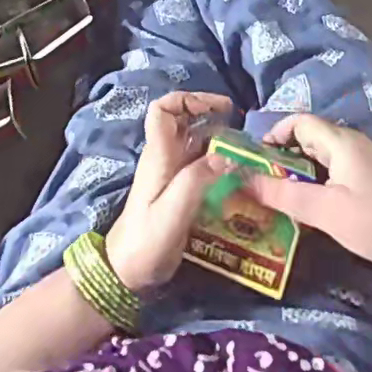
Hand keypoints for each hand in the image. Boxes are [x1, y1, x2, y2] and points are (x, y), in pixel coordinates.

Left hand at [102, 91, 232, 292]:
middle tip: (239, 126)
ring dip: (217, 138)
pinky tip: (237, 173)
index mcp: (159, 155)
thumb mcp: (173, 212)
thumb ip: (197, 181)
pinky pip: (199, 163)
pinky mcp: (178, 189)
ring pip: (193, 141)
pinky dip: (217, 160)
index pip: (162, 109)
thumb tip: (227, 156)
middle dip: (209, 114)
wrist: (127, 272)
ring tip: (245, 149)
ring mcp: (170, 173)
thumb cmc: (147, 241)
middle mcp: (164, 157)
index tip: (218, 109)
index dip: (188, 100)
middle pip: (182, 120)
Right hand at [248, 114, 371, 277]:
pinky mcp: (364, 178)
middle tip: (259, 177)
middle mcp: (350, 143)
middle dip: (280, 153)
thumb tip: (243, 180)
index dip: (273, 134)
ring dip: (294, 168)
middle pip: (307, 136)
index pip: (299, 122)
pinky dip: (310, 178)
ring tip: (273, 190)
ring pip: (317, 154)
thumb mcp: (324, 210)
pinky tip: (301, 200)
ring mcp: (359, 160)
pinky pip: (329, 168)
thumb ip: (283, 194)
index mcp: (341, 142)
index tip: (254, 158)